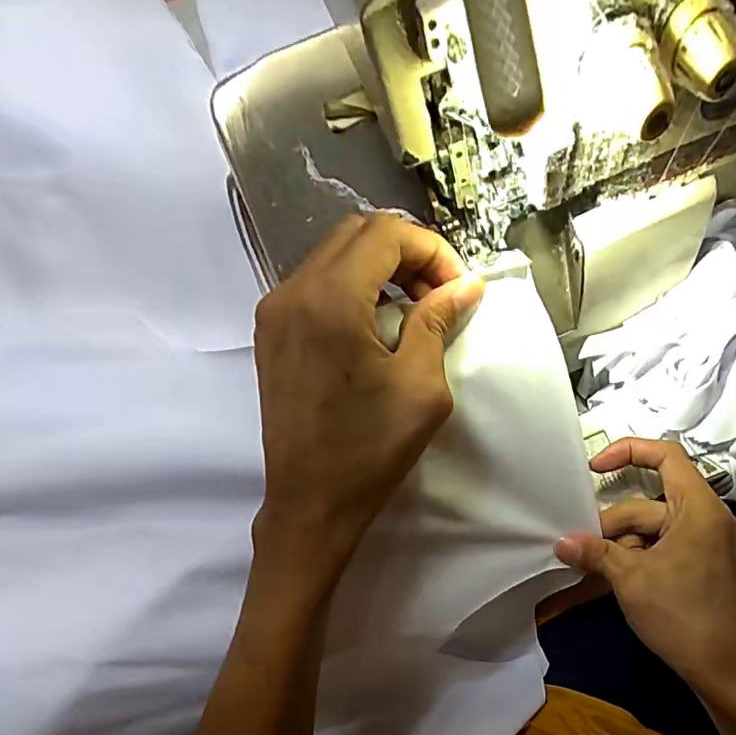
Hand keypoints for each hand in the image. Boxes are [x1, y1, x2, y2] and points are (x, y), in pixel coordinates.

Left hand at [250, 214, 484, 568]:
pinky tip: (377, 326)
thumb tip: (465, 284)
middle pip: (357, 235)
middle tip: (439, 295)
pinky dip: (352, 289)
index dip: (432, 249)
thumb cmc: (371, 450)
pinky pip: (315, 285)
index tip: (458, 287)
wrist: (311, 501)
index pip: (386, 233)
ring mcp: (274, 311)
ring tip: (413, 311)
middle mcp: (293, 291)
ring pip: (334, 256)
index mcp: (331, 300)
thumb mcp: (421, 386)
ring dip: (380, 270)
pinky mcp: (270, 333)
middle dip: (407, 254)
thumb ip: (438, 321)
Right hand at [553, 438, 735, 696]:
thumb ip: (596, 553)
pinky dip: (635, 557)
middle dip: (612, 524)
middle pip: (648, 502)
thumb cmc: (681, 615)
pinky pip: (661, 547)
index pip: (666, 456)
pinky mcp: (698, 564)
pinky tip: (610, 576)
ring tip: (591, 567)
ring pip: (651, 529)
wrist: (721, 668)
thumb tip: (561, 542)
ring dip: (620, 545)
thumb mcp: (631, 579)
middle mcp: (705, 518)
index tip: (594, 467)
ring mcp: (703, 543)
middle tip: (580, 548)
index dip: (628, 451)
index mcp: (698, 508)